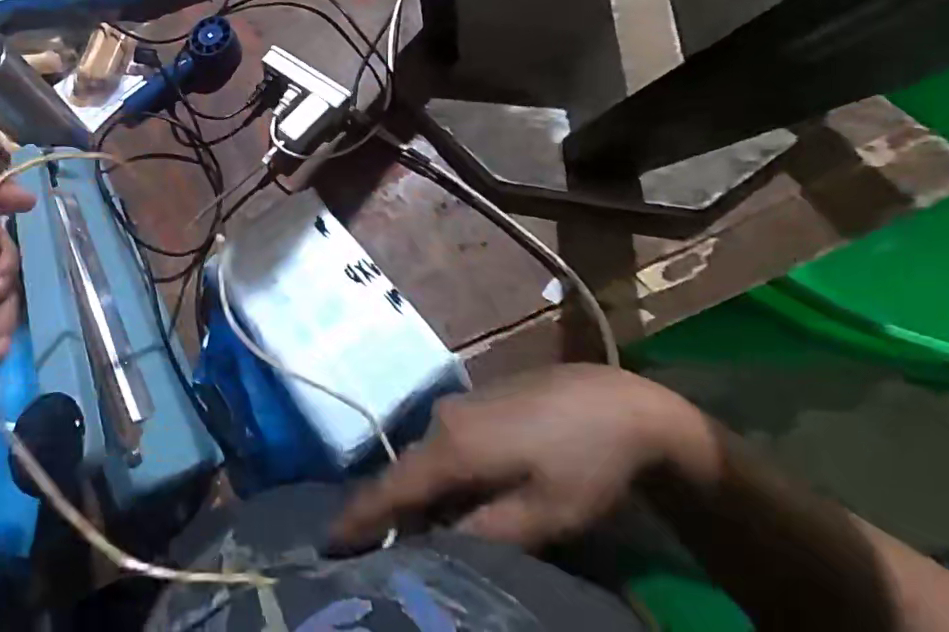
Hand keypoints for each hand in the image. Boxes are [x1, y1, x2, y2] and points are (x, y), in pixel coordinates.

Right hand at [329, 365, 711, 552]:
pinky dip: (438, 475)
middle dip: (388, 510)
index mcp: (453, 447)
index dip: (360, 516)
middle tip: (374, 548)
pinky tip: (454, 496)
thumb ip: (486, 532)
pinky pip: (441, 444)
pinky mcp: (474, 403)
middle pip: (404, 471)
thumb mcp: (547, 513)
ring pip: (424, 458)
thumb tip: (436, 545)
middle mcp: (442, 419)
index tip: (329, 541)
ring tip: (416, 530)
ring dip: (418, 494)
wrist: (620, 400)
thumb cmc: (586, 462)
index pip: (393, 487)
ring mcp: (457, 406)